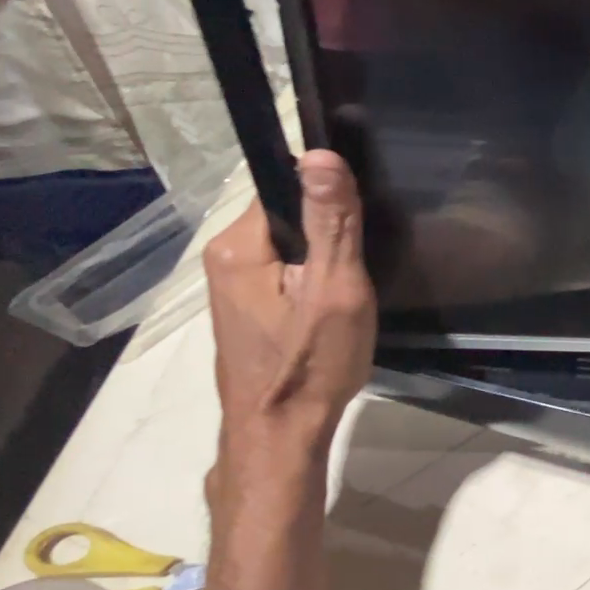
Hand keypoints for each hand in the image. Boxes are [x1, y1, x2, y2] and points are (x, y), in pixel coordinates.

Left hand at [205, 150, 376, 497]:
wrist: (280, 434)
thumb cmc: (312, 363)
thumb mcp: (335, 289)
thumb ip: (332, 223)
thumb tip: (322, 154)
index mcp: (239, 245)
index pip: (286, 188)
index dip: (330, 198)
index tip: (364, 221)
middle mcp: (224, 257)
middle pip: (287, 217)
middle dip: (329, 232)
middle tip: (365, 264)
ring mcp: (231, 286)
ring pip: (288, 248)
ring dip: (323, 260)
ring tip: (353, 288)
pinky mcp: (245, 310)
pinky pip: (284, 272)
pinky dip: (311, 281)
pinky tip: (333, 307)